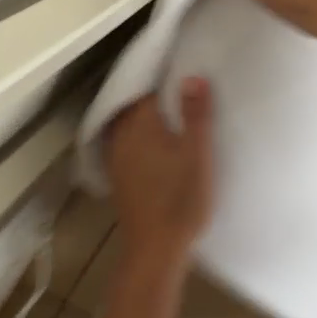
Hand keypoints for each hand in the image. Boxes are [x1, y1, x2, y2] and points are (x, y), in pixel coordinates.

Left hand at [102, 77, 213, 261]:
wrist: (156, 249)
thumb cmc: (181, 198)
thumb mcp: (198, 153)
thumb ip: (196, 114)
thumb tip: (192, 76)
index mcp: (140, 125)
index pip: (145, 88)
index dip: (163, 77)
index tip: (183, 69)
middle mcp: (121, 137)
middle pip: (134, 106)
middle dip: (154, 95)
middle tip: (182, 87)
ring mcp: (118, 158)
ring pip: (130, 125)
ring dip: (148, 117)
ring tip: (175, 112)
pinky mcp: (121, 177)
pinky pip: (130, 143)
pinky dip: (144, 136)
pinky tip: (161, 143)